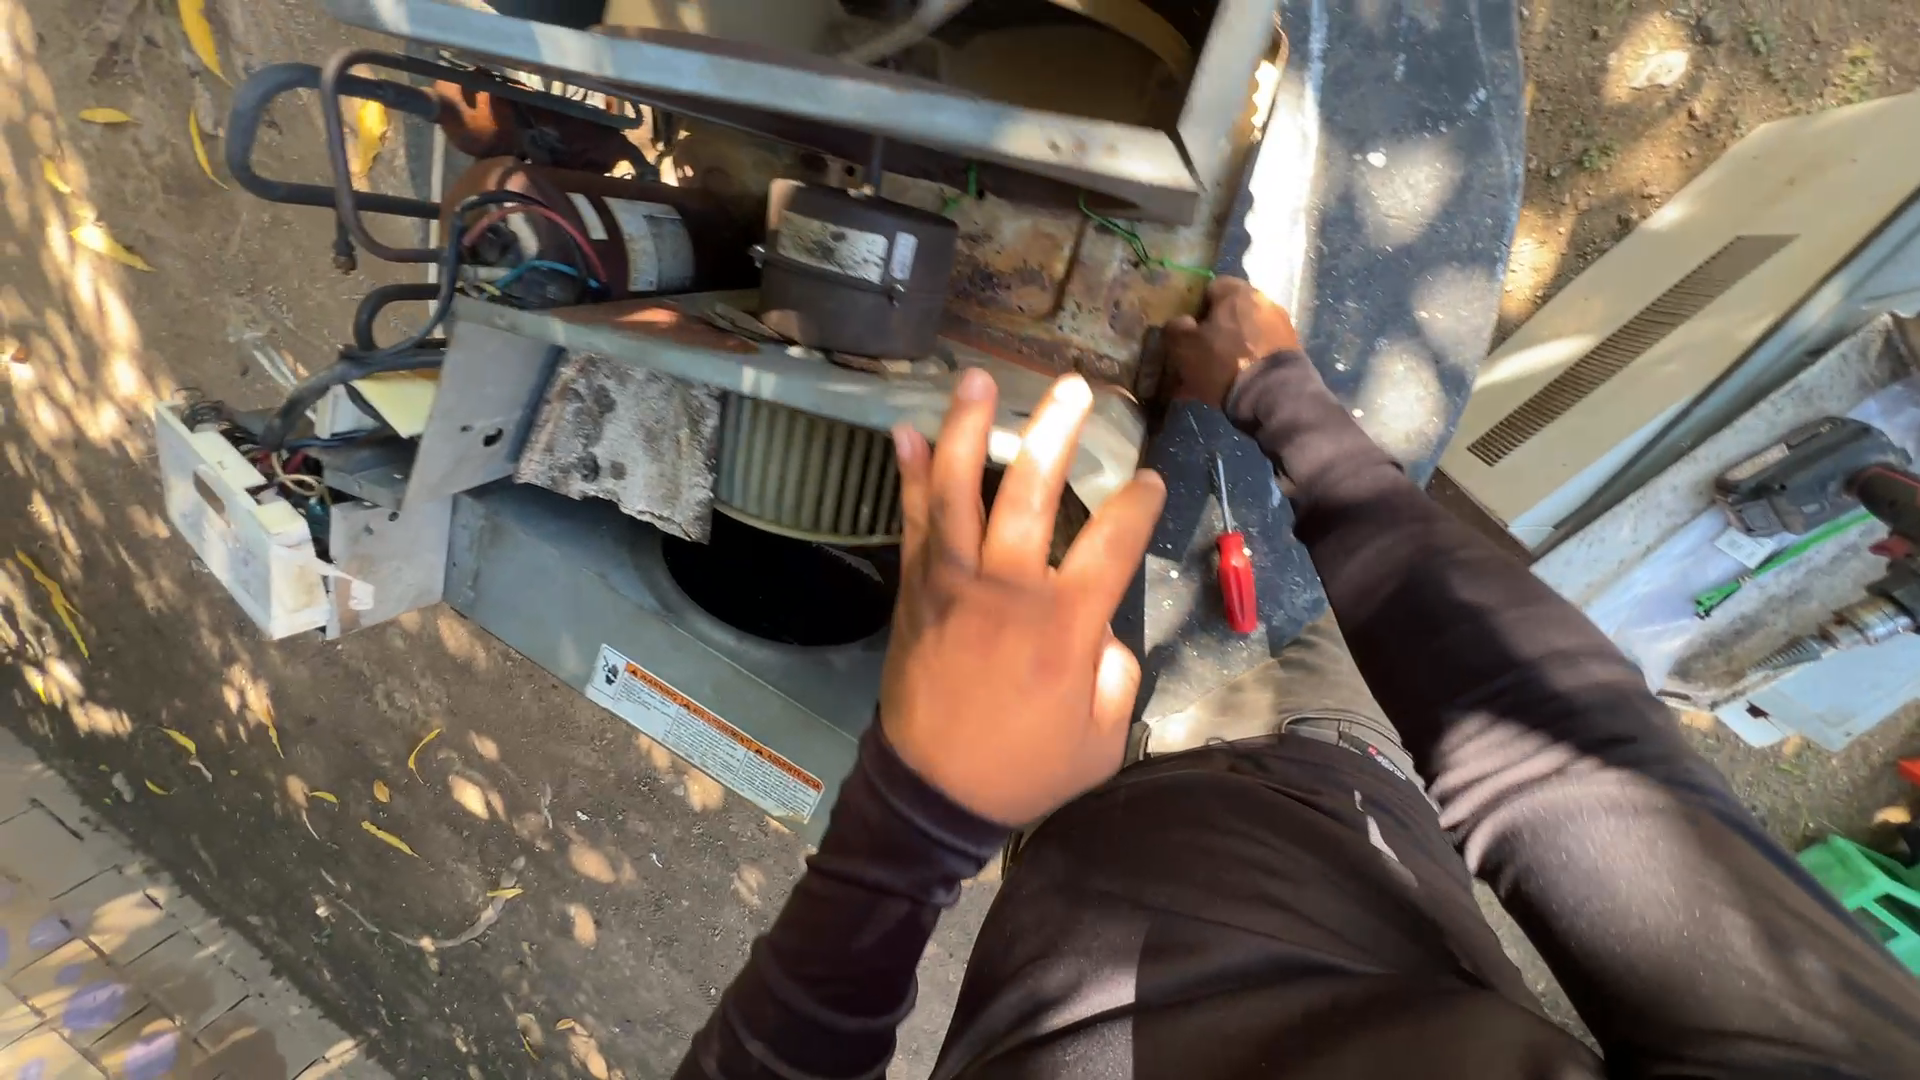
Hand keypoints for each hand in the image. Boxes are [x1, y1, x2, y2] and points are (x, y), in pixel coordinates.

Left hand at [883, 369, 1166, 825]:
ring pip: (959, 488)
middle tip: (1076, 388)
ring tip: (980, 378)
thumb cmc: (1024, 769)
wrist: (933, 793)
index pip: (1114, 540)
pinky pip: (913, 521)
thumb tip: (1103, 628)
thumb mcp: (1102, 738)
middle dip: (1058, 432)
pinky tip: (907, 431)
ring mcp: (953, 580)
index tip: (1149, 480)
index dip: (1139, 502)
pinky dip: (910, 475)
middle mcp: (1008, 587)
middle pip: (1033, 490)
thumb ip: (1115, 673)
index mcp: (1065, 624)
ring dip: (970, 428)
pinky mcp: (915, 587)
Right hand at [1165, 277, 1301, 410]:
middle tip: (1195, 354)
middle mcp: (1262, 301)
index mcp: (1235, 292)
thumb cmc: (1222, 362)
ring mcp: (1279, 326)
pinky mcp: (1289, 350)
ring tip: (1209, 376)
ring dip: (1226, 350)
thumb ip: (1175, 328)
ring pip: (1242, 336)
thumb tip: (1179, 323)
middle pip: (1228, 313)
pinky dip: (1241, 364)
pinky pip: (1256, 353)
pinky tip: (1226, 385)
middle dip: (1211, 331)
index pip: (1210, 287)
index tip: (1184, 329)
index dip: (1193, 307)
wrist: (1270, 394)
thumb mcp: (1183, 345)